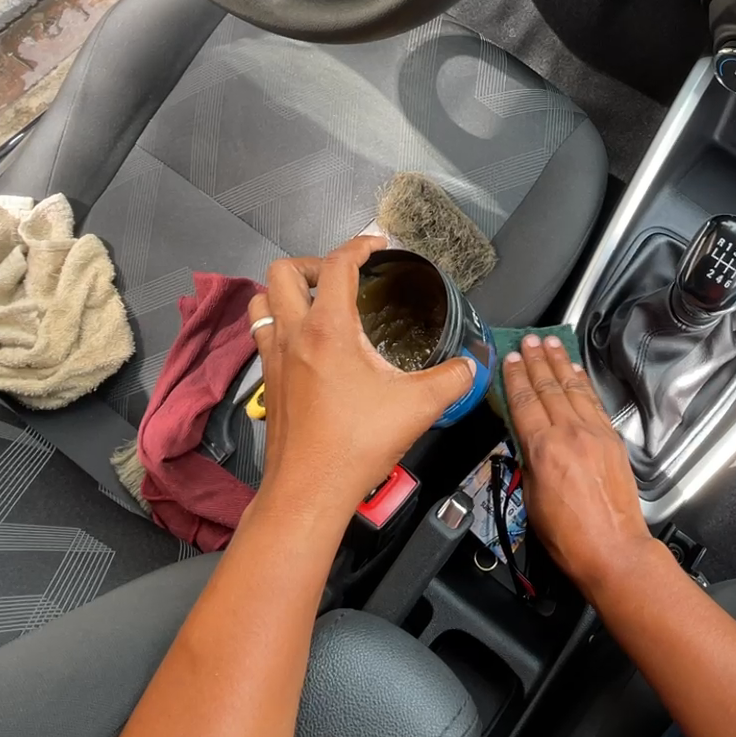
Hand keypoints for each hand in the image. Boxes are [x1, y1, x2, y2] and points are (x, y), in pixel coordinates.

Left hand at [247, 236, 475, 521]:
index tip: (379, 245)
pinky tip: (312, 348)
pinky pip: (265, 336)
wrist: (308, 491)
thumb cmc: (359, 442)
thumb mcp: (420, 406)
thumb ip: (453, 378)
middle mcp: (293, 335)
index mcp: (328, 329)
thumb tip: (472, 366)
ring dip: (288, 293)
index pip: (336, 265)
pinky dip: (283, 325)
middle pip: (283, 272)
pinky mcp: (267, 383)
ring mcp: (273, 360)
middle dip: (315, 263)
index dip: (359, 245)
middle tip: (345, 278)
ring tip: (321, 305)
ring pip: (263, 303)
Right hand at [502, 334, 656, 595]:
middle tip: (528, 340)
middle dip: (536, 361)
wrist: (615, 551)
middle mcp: (571, 434)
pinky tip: (576, 370)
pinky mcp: (612, 439)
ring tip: (551, 343)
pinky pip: (594, 402)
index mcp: (544, 449)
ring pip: (573, 389)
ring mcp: (595, 433)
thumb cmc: (570, 537)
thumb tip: (526, 439)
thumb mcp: (531, 499)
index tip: (509, 358)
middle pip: (549, 388)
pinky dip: (583, 382)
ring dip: (560, 363)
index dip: (515, 378)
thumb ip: (528, 461)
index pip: (524, 402)